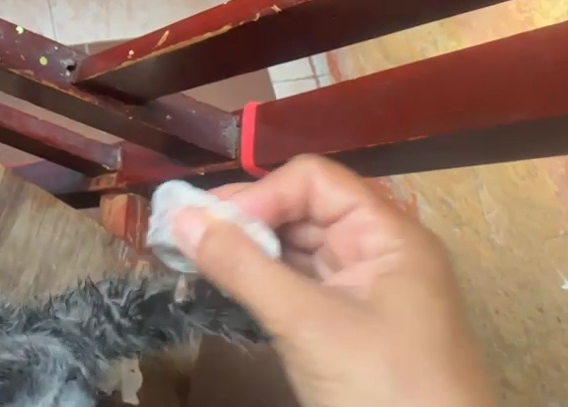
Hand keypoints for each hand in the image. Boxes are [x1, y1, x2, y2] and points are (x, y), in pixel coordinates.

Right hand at [173, 155, 495, 406]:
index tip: (217, 223)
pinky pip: (296, 283)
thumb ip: (242, 267)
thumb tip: (179, 217)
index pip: (314, 182)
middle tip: (191, 234)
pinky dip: (259, 279)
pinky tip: (225, 283)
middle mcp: (377, 254)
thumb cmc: (386, 394)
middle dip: (247, 219)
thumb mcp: (308, 326)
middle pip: (301, 209)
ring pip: (294, 247)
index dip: (264, 194)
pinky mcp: (347, 327)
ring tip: (198, 255)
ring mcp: (363, 292)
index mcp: (388, 237)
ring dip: (248, 249)